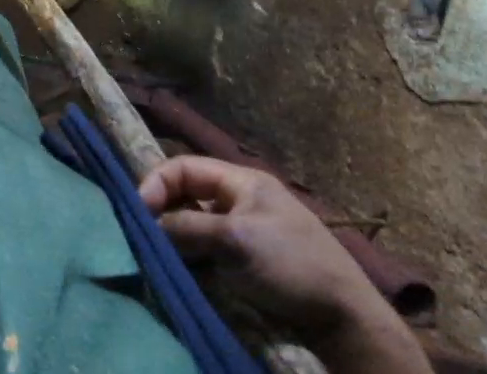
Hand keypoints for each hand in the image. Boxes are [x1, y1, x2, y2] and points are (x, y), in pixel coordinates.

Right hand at [140, 156, 429, 372]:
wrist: (346, 320)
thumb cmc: (291, 266)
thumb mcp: (234, 240)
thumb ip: (186, 226)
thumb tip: (148, 225)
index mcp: (244, 181)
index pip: (184, 167)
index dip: (156, 183)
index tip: (140, 211)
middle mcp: (242, 200)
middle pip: (188, 193)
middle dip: (165, 212)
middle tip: (148, 233)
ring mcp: (246, 230)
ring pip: (195, 222)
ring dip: (177, 237)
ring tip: (163, 254)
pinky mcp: (249, 259)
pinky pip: (207, 248)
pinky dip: (192, 255)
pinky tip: (184, 268)